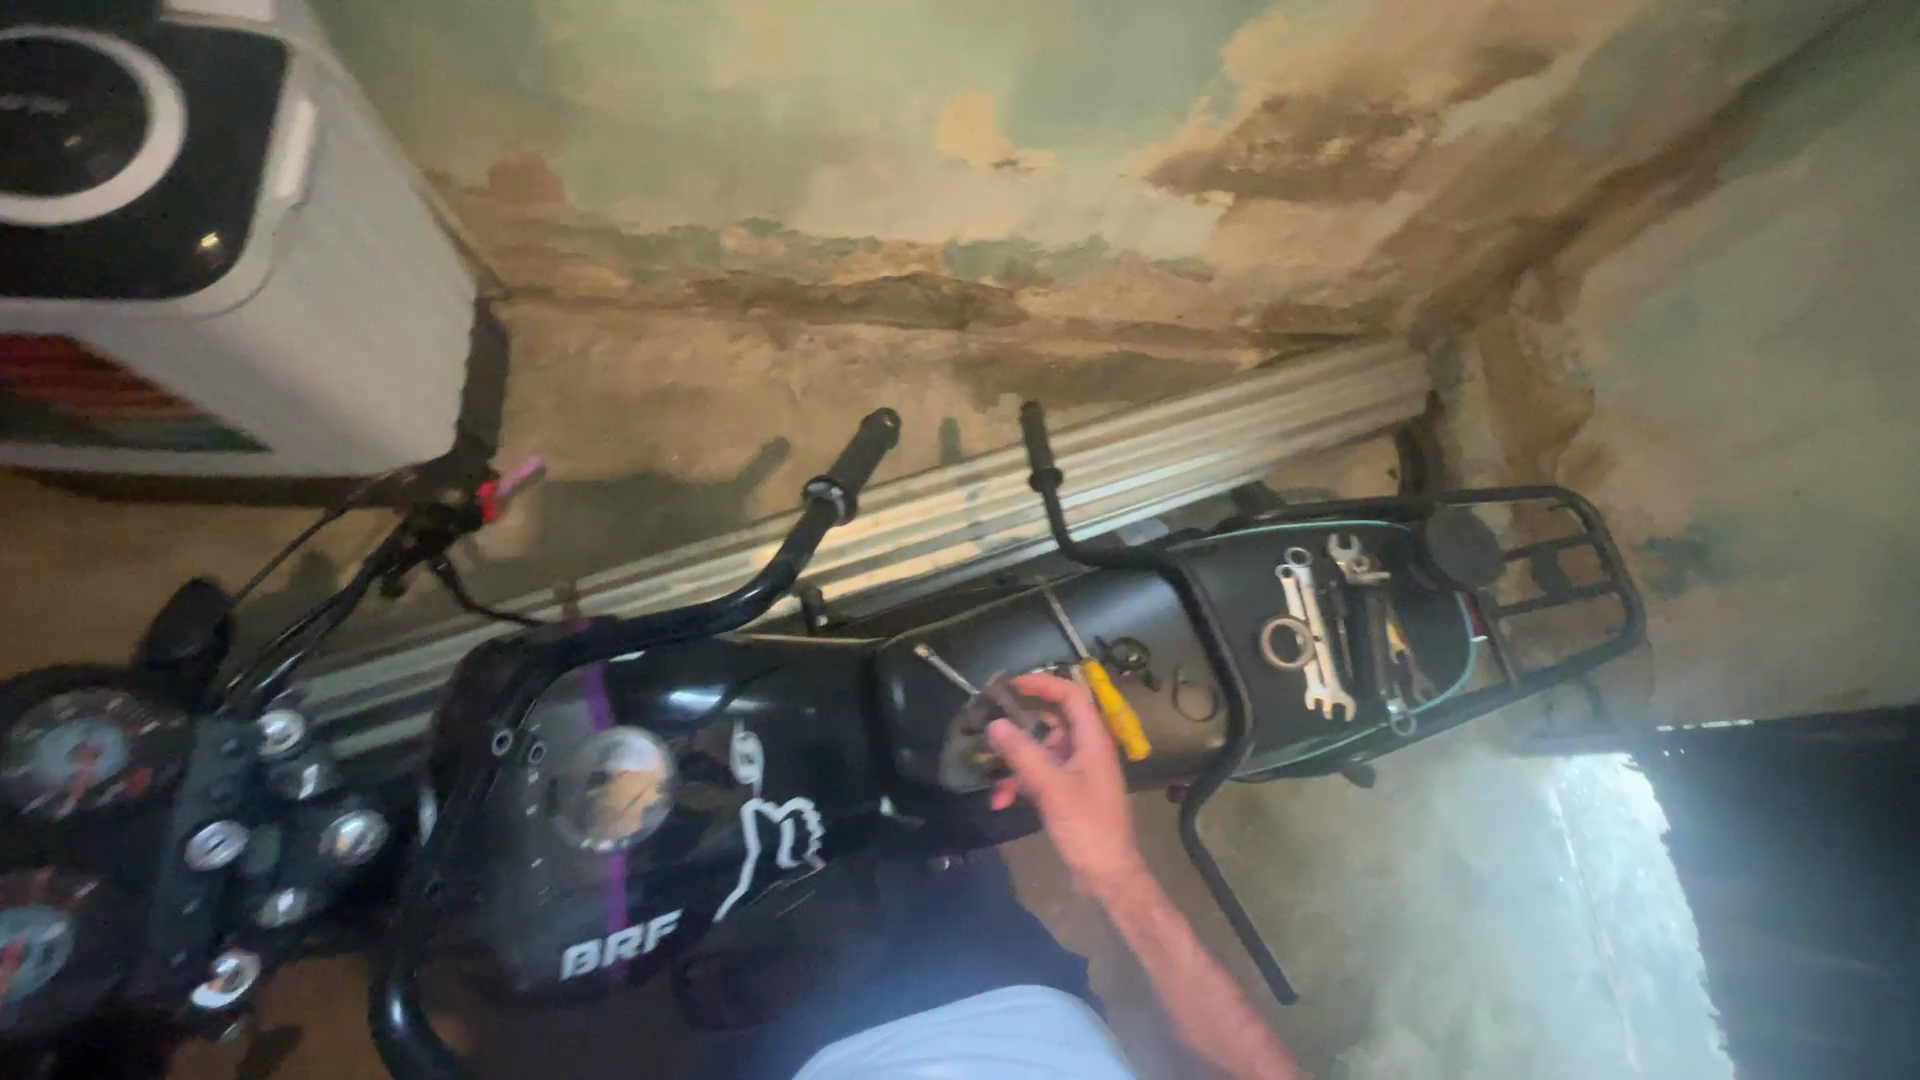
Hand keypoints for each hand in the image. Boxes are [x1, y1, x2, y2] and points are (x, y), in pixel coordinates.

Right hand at [987, 673, 1144, 892]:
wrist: (1108, 875)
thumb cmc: (1087, 827)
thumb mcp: (1052, 788)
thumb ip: (1023, 754)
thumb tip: (994, 723)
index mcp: (1093, 740)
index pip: (1071, 695)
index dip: (1043, 684)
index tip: (1011, 684)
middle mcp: (1087, 749)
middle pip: (1053, 721)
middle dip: (1021, 724)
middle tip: (991, 719)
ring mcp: (1079, 771)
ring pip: (1042, 750)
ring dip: (1017, 761)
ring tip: (991, 772)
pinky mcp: (1069, 792)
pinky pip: (1041, 774)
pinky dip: (1022, 782)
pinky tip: (1002, 800)